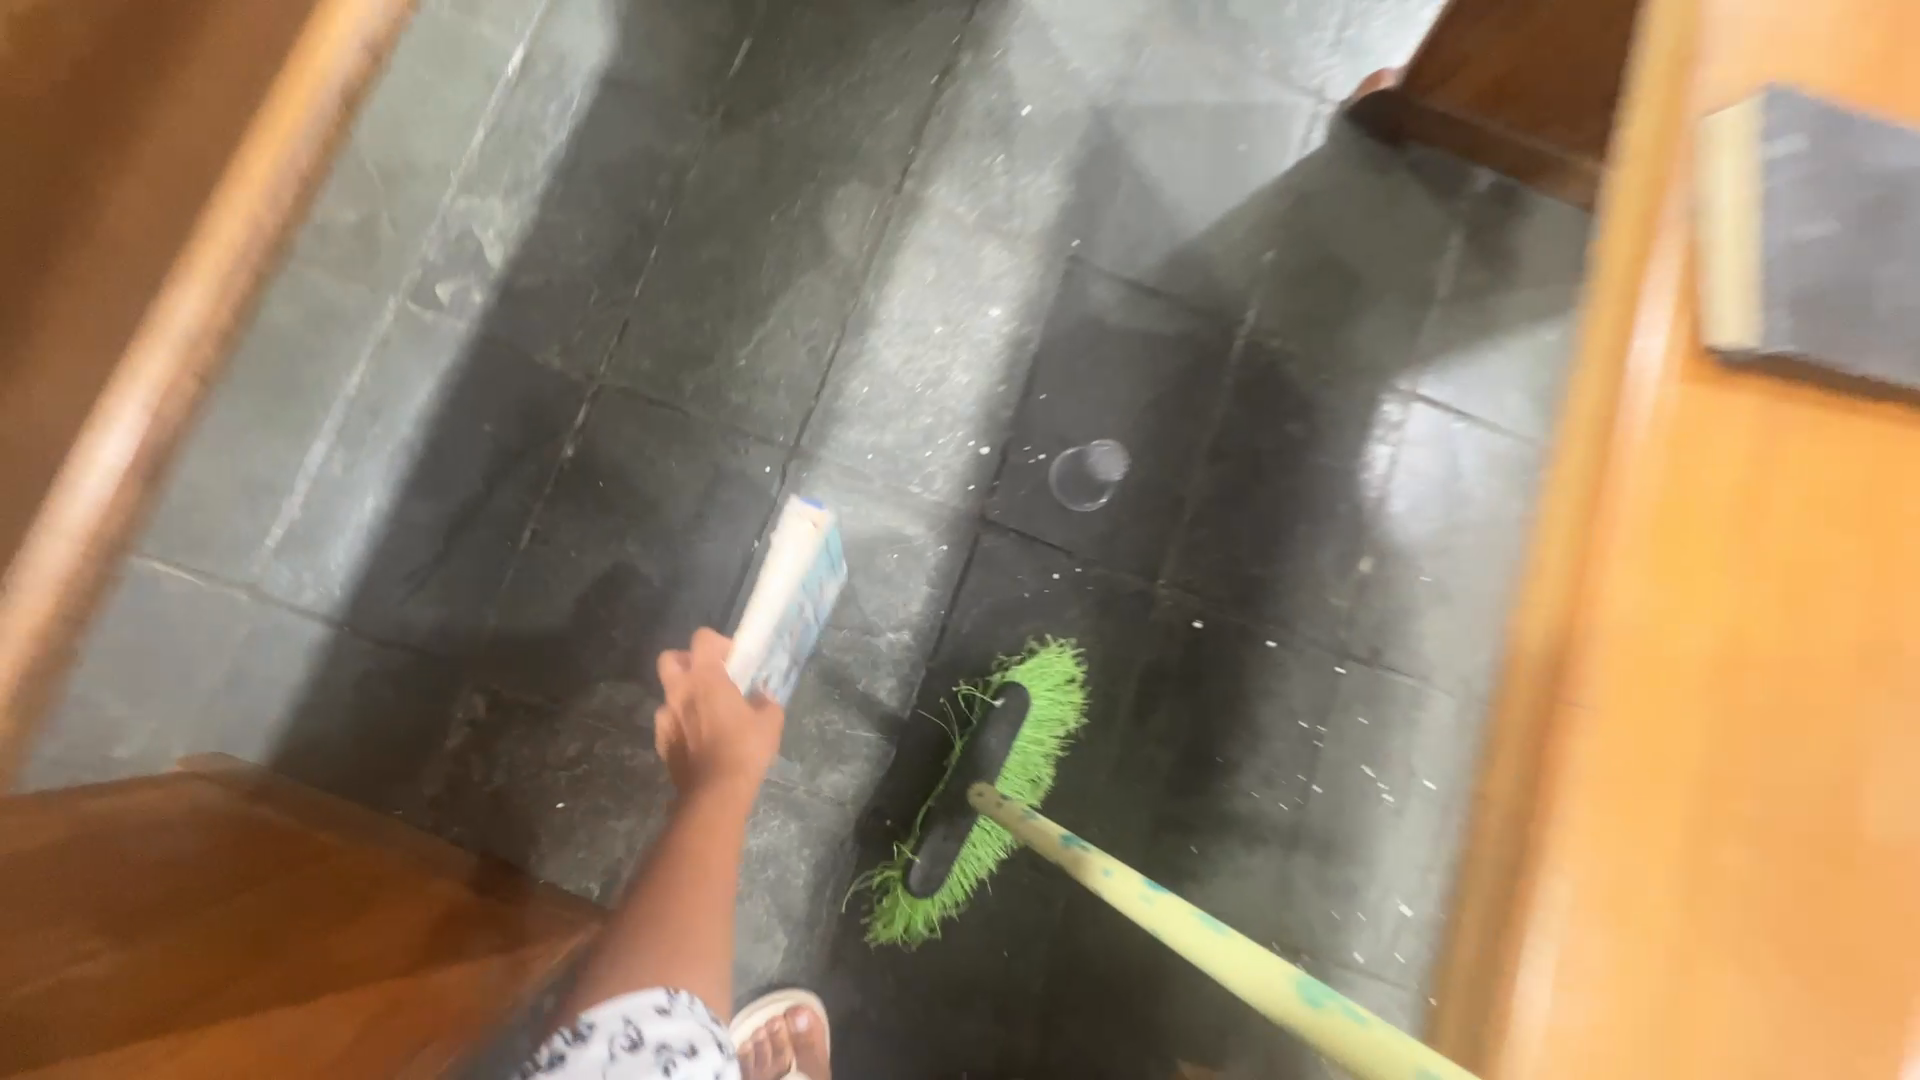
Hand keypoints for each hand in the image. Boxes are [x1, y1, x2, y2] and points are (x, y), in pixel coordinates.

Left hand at [654, 629, 784, 801]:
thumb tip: (761, 697)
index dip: (719, 643)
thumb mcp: (770, 722)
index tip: (735, 660)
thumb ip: (766, 702)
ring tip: (705, 714)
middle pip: (670, 658)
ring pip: (667, 694)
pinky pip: (667, 722)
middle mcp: (680, 692)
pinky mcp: (661, 742)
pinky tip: (697, 738)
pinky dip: (680, 724)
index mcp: (706, 678)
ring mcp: (665, 718)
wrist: (715, 792)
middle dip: (688, 661)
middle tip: (709, 677)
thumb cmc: (745, 749)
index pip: (702, 639)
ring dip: (684, 696)